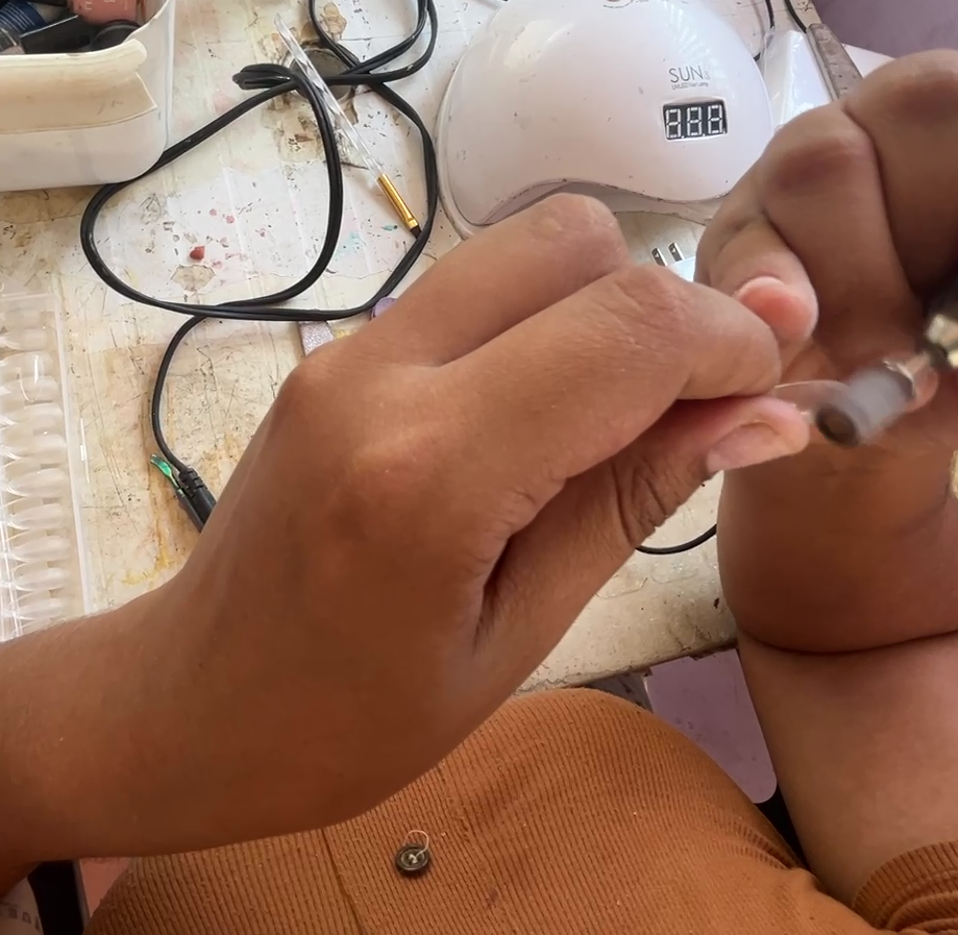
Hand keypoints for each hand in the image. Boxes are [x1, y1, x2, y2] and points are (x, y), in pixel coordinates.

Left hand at [139, 194, 811, 836]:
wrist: (190, 696)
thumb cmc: (349, 719)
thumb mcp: (515, 636)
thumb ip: (631, 501)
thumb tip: (761, 413)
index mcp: (429, 470)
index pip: (625, 329)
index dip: (730, 340)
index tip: (767, 390)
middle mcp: (378, 372)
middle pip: (570, 240)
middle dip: (661, 302)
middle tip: (686, 403)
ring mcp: (343, 350)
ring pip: (516, 248)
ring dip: (594, 306)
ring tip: (610, 414)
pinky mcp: (330, 352)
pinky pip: (463, 293)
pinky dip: (531, 323)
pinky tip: (533, 410)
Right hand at [698, 9, 957, 456]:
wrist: (861, 416)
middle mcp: (920, 121)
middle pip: (930, 99)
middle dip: (934, 230)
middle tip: (934, 334)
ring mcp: (815, 160)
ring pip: (824, 160)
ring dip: (852, 275)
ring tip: (868, 353)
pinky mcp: (743, 222)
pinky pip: (748, 234)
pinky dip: (772, 289)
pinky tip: (789, 332)